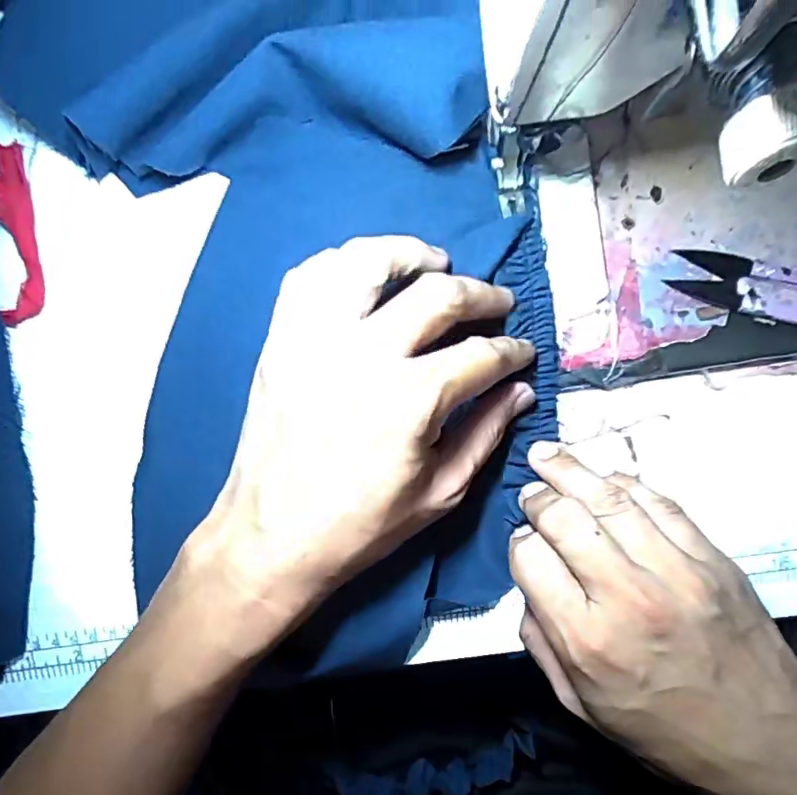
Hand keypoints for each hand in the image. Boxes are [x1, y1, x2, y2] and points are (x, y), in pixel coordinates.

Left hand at [173, 235, 536, 644]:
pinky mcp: (281, 339)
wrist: (274, 537)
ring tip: (436, 263)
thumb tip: (520, 391)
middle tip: (500, 303)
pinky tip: (369, 274)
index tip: (523, 352)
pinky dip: (345, 263)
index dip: (512, 350)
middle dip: (483, 296)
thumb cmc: (363, 525)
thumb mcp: (441, 491)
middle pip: (438, 296)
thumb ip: (485, 434)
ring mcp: (316, 339)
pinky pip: (312, 276)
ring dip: (412, 254)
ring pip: (370, 263)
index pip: (480, 354)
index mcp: (412, 399)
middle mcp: (366, 354)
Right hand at [508, 443, 796, 794]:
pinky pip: (663, 505)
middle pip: (567, 519)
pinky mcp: (712, 558)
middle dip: (540, 497)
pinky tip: (610, 478)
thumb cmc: (665, 733)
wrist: (761, 736)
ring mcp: (675, 570)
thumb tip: (531, 591)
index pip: (531, 559)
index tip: (524, 543)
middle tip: (531, 490)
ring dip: (575, 472)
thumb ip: (545, 647)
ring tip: (551, 457)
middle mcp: (626, 594)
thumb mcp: (584, 708)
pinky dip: (630, 485)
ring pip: (613, 499)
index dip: (520, 543)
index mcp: (587, 639)